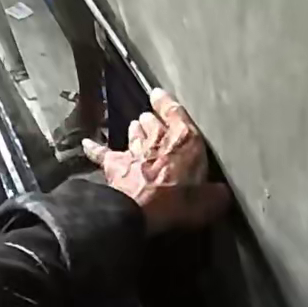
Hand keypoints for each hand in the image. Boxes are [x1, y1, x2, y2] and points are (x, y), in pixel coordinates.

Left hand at [83, 88, 230, 233]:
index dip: (167, 103)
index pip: (175, 112)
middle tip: (152, 122)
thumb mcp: (209, 202)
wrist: (142, 212)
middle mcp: (158, 139)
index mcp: (185, 140)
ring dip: (135, 132)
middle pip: (152, 121)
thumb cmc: (180, 204)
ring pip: (133, 133)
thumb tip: (221, 194)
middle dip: (152, 121)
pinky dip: (93, 148)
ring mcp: (134, 150)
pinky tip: (86, 143)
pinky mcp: (115, 165)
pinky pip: (101, 152)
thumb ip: (216, 194)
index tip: (159, 95)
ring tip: (135, 130)